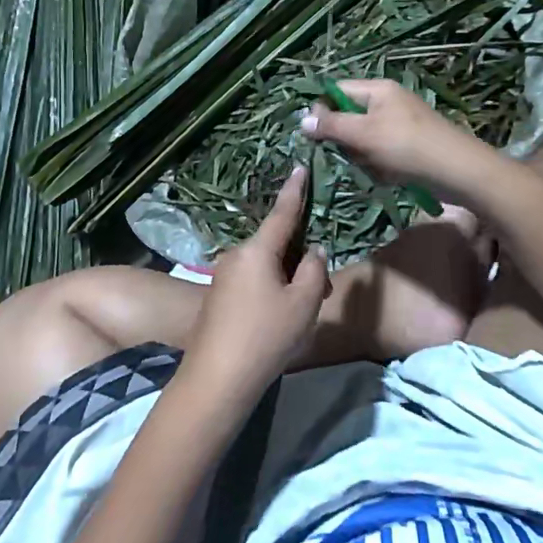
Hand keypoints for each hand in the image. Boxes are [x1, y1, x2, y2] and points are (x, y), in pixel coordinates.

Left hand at [183, 166, 329, 400]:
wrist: (218, 376)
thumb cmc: (266, 335)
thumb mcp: (304, 302)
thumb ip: (315, 269)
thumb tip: (312, 250)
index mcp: (256, 250)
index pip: (281, 213)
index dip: (294, 191)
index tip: (300, 166)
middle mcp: (236, 255)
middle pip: (276, 244)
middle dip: (301, 257)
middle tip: (324, 285)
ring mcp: (224, 275)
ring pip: (266, 265)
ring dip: (289, 277)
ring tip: (307, 308)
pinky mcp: (219, 296)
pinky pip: (253, 280)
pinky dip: (273, 288)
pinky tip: (284, 315)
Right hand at [300, 79, 490, 200]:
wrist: (458, 171)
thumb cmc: (406, 146)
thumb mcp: (363, 134)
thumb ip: (331, 126)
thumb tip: (302, 120)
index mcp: (378, 90)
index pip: (336, 91)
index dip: (322, 110)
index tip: (316, 134)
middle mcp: (388, 102)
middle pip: (348, 117)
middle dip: (345, 140)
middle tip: (353, 154)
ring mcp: (399, 124)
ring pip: (362, 139)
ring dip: (362, 156)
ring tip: (375, 167)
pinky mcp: (408, 145)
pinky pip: (380, 152)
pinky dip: (379, 165)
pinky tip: (389, 175)